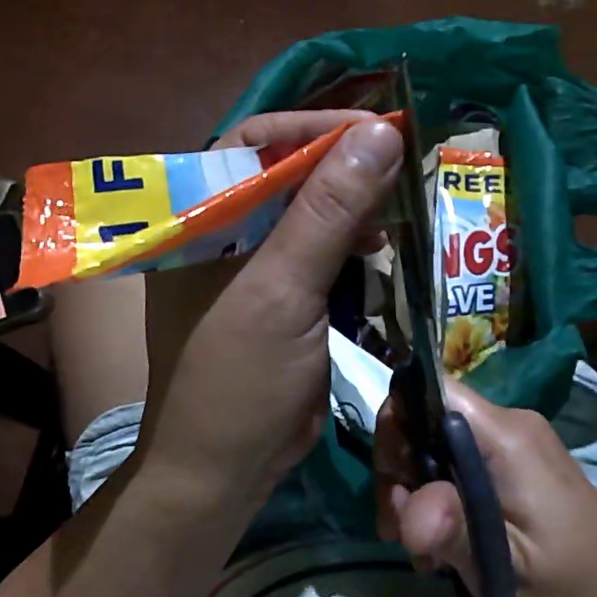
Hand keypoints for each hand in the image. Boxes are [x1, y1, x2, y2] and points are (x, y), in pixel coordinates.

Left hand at [136, 112, 401, 513]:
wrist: (224, 468)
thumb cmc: (241, 377)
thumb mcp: (284, 289)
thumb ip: (329, 210)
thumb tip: (380, 133)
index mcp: (199, 217)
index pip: (255, 141)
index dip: (315, 129)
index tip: (376, 132)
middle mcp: (220, 229)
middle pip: (284, 170)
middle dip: (341, 164)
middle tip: (397, 165)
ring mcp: (248, 261)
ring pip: (305, 208)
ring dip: (350, 202)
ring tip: (392, 207)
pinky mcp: (276, 291)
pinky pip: (315, 247)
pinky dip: (348, 240)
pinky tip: (376, 246)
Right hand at [375, 380, 596, 596]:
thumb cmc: (576, 594)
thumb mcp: (507, 571)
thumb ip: (455, 531)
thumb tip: (407, 507)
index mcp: (507, 437)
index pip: (433, 389)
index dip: (398, 421)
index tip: (392, 482)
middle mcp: (509, 426)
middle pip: (428, 419)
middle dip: (401, 469)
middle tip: (397, 533)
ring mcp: (514, 445)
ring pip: (439, 445)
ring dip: (418, 491)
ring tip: (421, 552)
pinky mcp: (516, 467)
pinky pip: (460, 464)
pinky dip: (440, 498)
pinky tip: (442, 547)